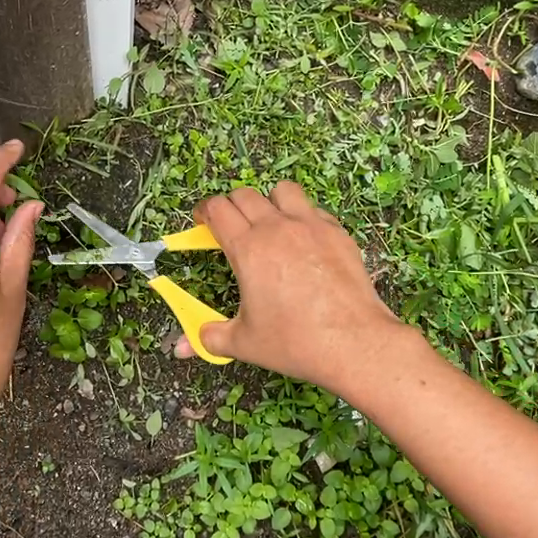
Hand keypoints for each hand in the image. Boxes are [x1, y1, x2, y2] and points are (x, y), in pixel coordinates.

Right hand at [172, 182, 414, 396]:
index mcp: (248, 248)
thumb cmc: (295, 342)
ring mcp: (310, 226)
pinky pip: (314, 209)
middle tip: (230, 225)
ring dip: (270, 201)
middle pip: (245, 195)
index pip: (217, 209)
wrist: (355, 342)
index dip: (204, 211)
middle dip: (232, 206)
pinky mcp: (337, 232)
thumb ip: (209, 337)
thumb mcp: (244, 343)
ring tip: (270, 223)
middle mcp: (277, 228)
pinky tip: (304, 241)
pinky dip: (302, 217)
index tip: (203, 221)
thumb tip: (182, 347)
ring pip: (283, 190)